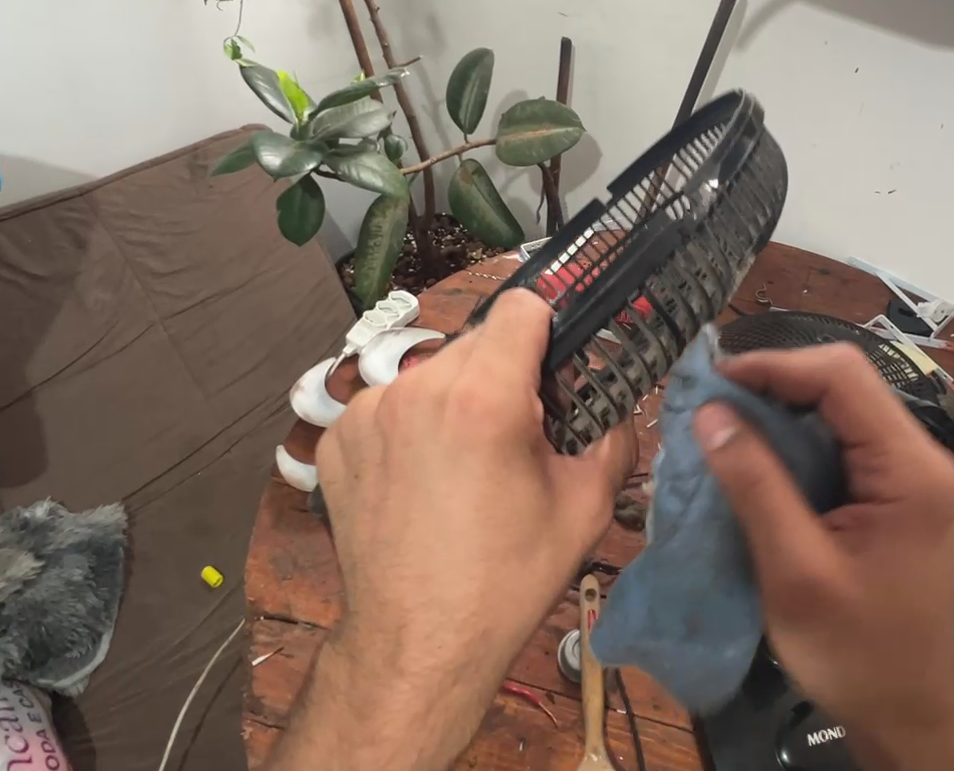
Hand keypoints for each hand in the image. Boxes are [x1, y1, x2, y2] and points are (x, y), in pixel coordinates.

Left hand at [275, 290, 635, 770]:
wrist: (417, 646)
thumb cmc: (508, 577)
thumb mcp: (585, 507)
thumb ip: (613, 437)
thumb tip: (617, 407)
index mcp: (486, 397)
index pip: (520, 306)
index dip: (545, 328)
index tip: (550, 365)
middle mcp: (419, 389)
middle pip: (476, 340)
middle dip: (502, 371)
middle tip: (513, 429)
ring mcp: (367, 412)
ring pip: (431, 371)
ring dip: (455, 395)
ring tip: (463, 458)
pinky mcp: (336, 439)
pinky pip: (388, 404)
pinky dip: (410, 424)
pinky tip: (419, 476)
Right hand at [694, 344, 953, 770]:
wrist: (905, 714)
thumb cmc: (856, 653)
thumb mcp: (795, 572)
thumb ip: (755, 485)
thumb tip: (710, 413)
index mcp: (909, 468)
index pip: (841, 377)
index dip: (775, 366)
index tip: (715, 383)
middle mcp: (917, 456)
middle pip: (842, 382)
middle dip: (774, 381)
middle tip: (714, 402)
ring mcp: (906, 471)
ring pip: (837, 405)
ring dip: (779, 405)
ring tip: (724, 419)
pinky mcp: (889, 489)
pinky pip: (837, 437)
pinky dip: (791, 434)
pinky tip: (756, 449)